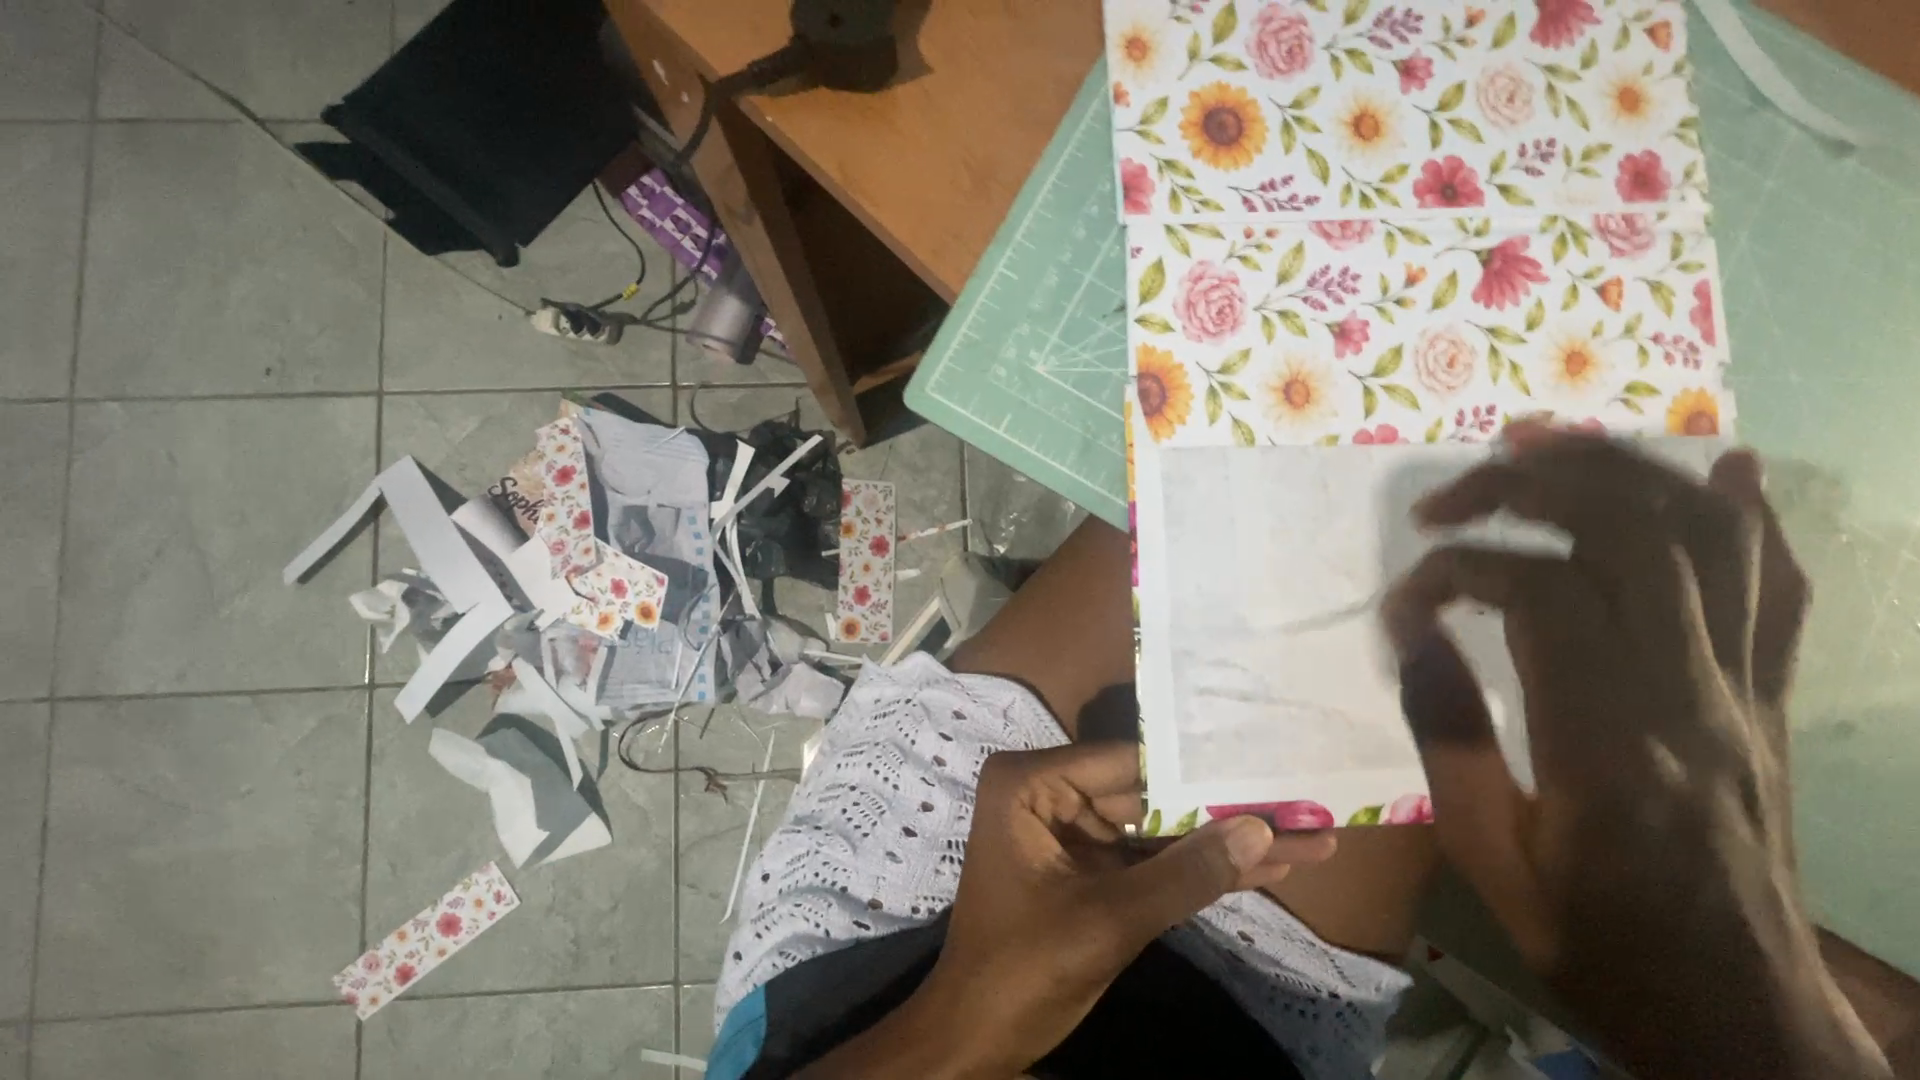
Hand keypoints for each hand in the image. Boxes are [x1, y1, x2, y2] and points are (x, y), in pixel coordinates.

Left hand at [799, 742, 1335, 1078]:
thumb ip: (1184, 874)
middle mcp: (1048, 793)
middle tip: (1303, 799)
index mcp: (1030, 784)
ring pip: (1157, 828)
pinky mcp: (1090, 869)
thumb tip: (1264, 829)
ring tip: (1309, 833)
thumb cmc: (1023, 969)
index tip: (1272, 760)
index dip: (1201, 767)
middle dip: (1223, 807)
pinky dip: (1200, 869)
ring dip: (1223, 841)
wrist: (979, 1038)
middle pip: (1149, 792)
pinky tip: (1268, 865)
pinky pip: (1150, 859)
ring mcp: (1071, 831)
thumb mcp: (1108, 920)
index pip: (1128, 762)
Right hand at [1381, 427, 1885, 1078]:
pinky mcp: (1770, 701)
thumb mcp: (1488, 853)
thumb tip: (1414, 633)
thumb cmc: (1592, 937)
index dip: (1457, 573)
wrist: (1738, 1011)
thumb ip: (1447, 734)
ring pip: (1708, 539)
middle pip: (1631, 536)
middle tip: (1454, 493)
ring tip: (1541, 444)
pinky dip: (1748, 516)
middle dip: (1530, 487)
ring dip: (1621, 472)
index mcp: (1613, 742)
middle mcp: (1695, 697)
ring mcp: (1748, 692)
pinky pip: (1780, 589)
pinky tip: (1717, 470)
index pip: (1541, 595)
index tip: (1403, 607)